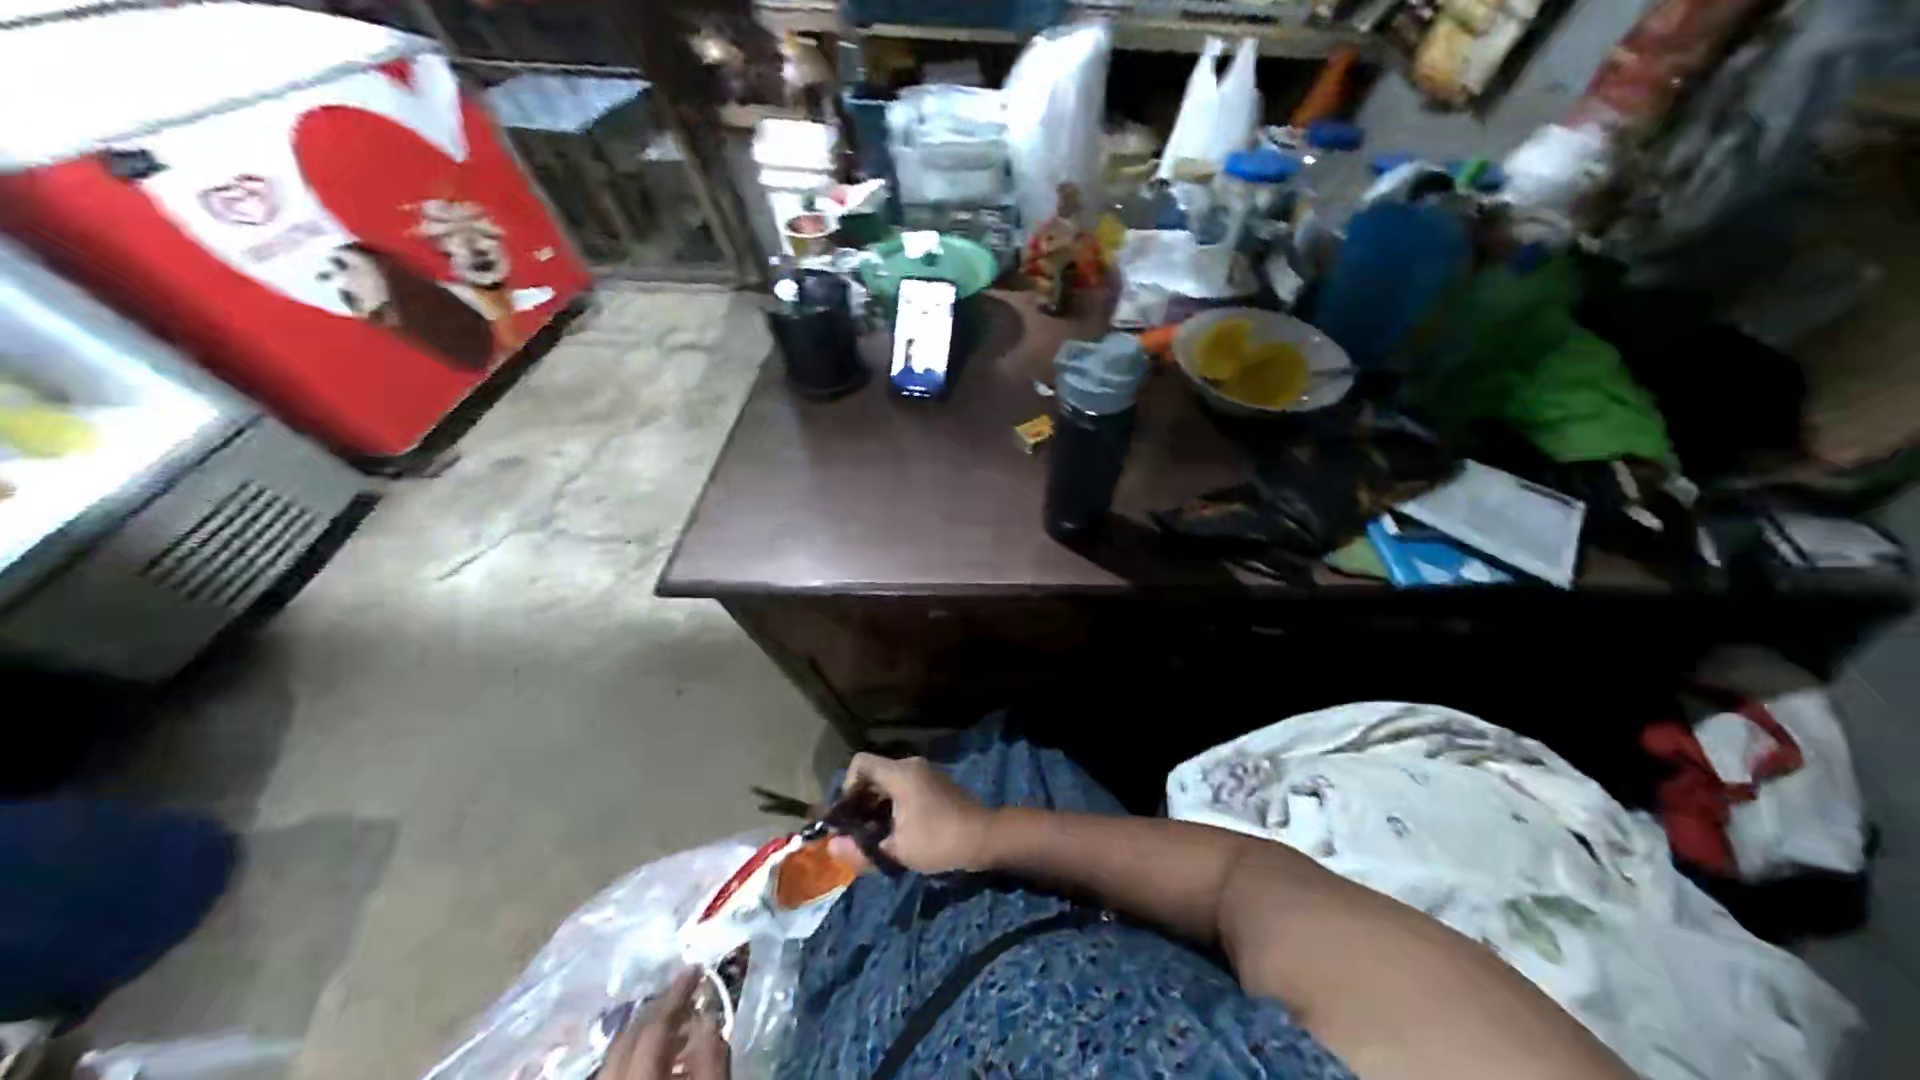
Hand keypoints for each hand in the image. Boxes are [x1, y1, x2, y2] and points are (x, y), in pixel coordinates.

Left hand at [602, 969, 729, 1079]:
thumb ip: (711, 1060)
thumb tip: (709, 1015)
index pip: (654, 1029)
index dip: (676, 996)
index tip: (695, 969)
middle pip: (628, 1038)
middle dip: (657, 1010)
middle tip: (686, 991)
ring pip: (616, 1055)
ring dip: (645, 1033)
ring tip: (678, 1023)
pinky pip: (612, 1071)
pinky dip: (634, 1055)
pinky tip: (661, 1056)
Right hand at [827, 754, 995, 874]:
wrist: (984, 838)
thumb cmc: (938, 840)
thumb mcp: (896, 850)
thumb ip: (860, 849)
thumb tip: (832, 846)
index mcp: (900, 773)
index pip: (860, 763)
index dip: (847, 786)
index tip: (848, 815)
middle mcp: (911, 766)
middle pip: (874, 774)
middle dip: (860, 801)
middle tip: (854, 830)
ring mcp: (925, 774)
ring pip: (889, 783)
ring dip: (876, 806)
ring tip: (872, 836)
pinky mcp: (935, 786)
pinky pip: (904, 788)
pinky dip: (893, 806)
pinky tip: (895, 832)